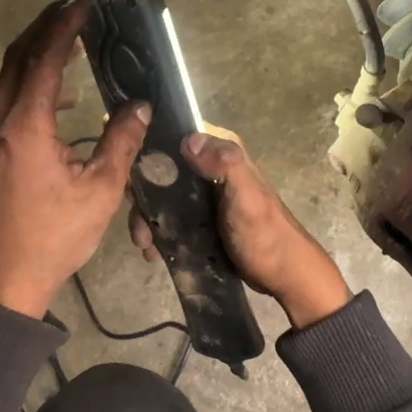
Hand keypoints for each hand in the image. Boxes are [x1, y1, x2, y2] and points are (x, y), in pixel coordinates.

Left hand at [0, 0, 151, 318]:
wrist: (4, 281)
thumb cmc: (55, 237)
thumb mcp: (100, 192)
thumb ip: (121, 142)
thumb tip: (140, 105)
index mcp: (26, 127)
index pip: (45, 60)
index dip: (64, 28)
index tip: (83, 5)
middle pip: (17, 57)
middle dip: (44, 28)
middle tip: (75, 11)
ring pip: (8, 78)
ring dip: (37, 55)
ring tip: (73, 45)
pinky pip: (8, 100)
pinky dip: (32, 85)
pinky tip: (64, 100)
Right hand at [131, 131, 352, 328]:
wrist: (283, 276)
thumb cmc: (265, 233)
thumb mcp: (247, 196)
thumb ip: (224, 164)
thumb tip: (189, 140)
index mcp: (221, 150)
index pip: (175, 135)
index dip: (148, 150)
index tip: (128, 176)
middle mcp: (209, 164)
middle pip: (163, 169)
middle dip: (144, 196)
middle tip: (139, 227)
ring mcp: (203, 193)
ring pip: (162, 195)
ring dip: (148, 217)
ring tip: (145, 245)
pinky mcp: (199, 217)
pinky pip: (170, 217)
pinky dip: (158, 230)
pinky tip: (153, 251)